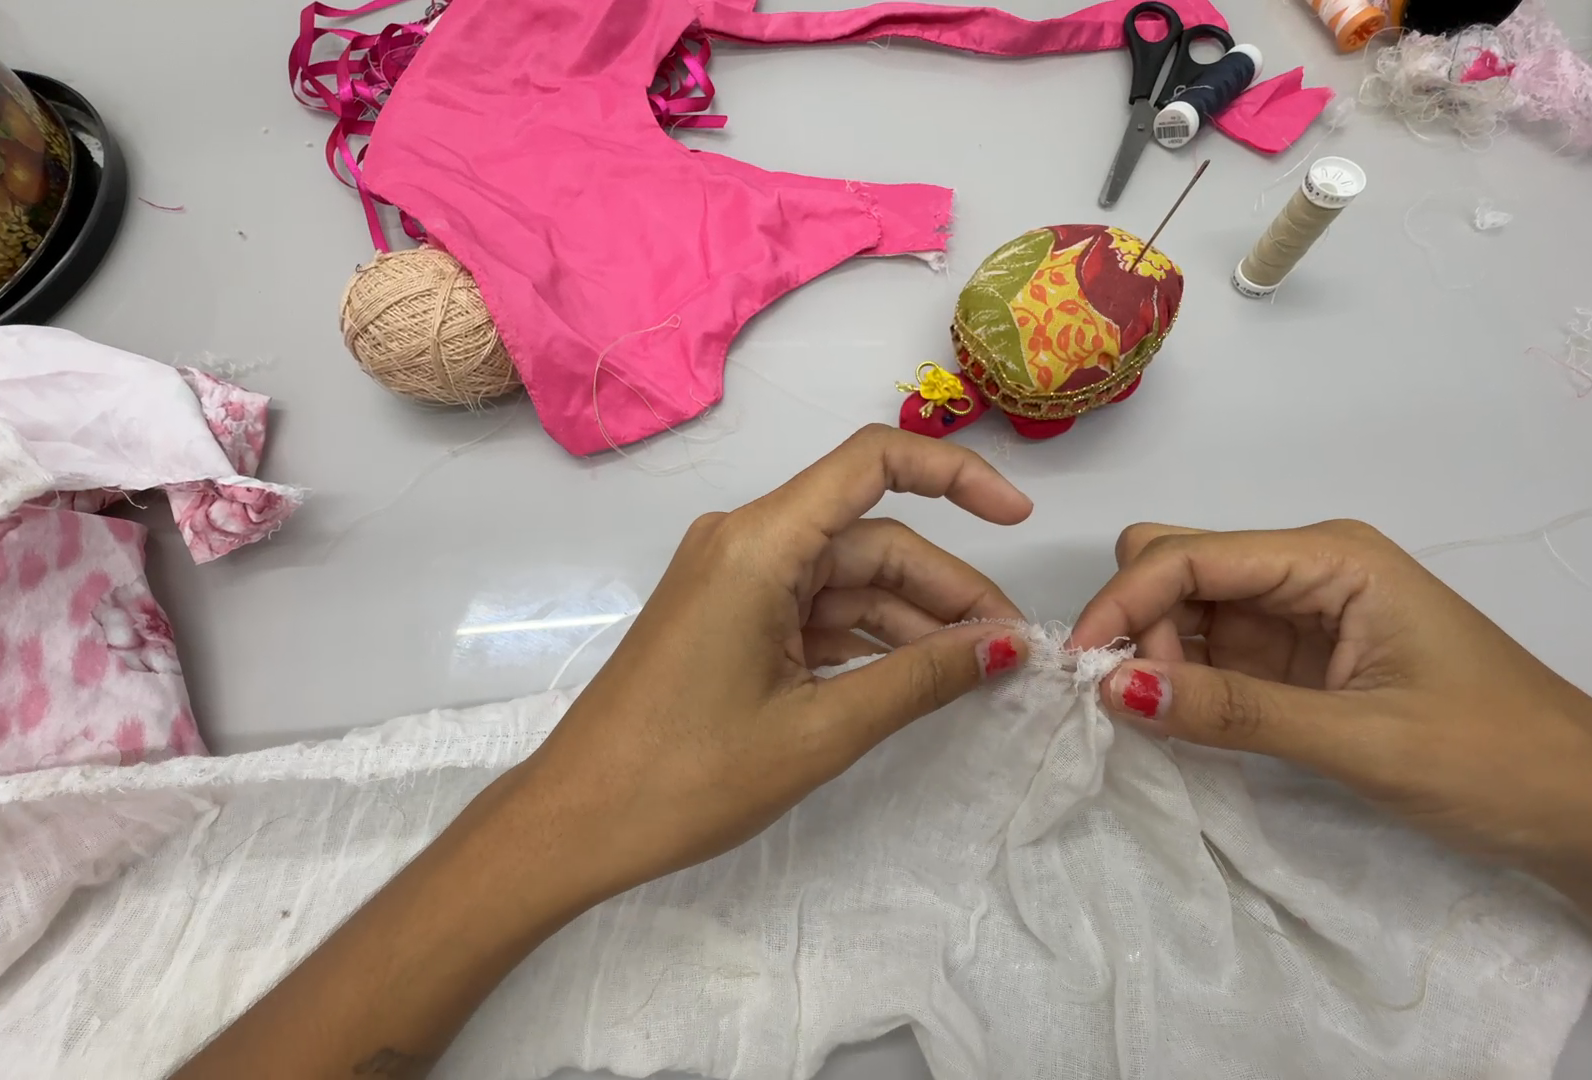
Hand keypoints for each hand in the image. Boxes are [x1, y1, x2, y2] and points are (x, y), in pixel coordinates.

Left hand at [175, 429, 1034, 1079]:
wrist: (574, 822)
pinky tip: (917, 674)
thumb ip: (919, 679)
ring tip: (978, 670)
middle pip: (871, 539)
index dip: (955, 475)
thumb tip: (1006, 647)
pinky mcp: (731, 614)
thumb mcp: (819, 730)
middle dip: (945, 589)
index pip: (872, 462)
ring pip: (847, 579)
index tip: (1017, 518)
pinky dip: (866, 637)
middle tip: (1010, 651)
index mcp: (760, 543)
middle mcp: (747, 540)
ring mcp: (736, 578)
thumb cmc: (688, 777)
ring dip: (911, 619)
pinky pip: (815, 610)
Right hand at [1067, 519, 1591, 861]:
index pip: (1187, 555)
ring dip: (1148, 652)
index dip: (1123, 601)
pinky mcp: (1279, 653)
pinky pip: (1198, 647)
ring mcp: (1286, 611)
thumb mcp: (1361, 739)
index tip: (1083, 667)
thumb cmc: (1500, 762)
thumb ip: (1230, 711)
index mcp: (1327, 558)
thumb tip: (1113, 691)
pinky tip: (1177, 714)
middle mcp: (1297, 569)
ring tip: (1158, 715)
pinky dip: (1172, 676)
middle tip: (1135, 695)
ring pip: (1175, 605)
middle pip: (1170, 564)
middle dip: (1134, 620)